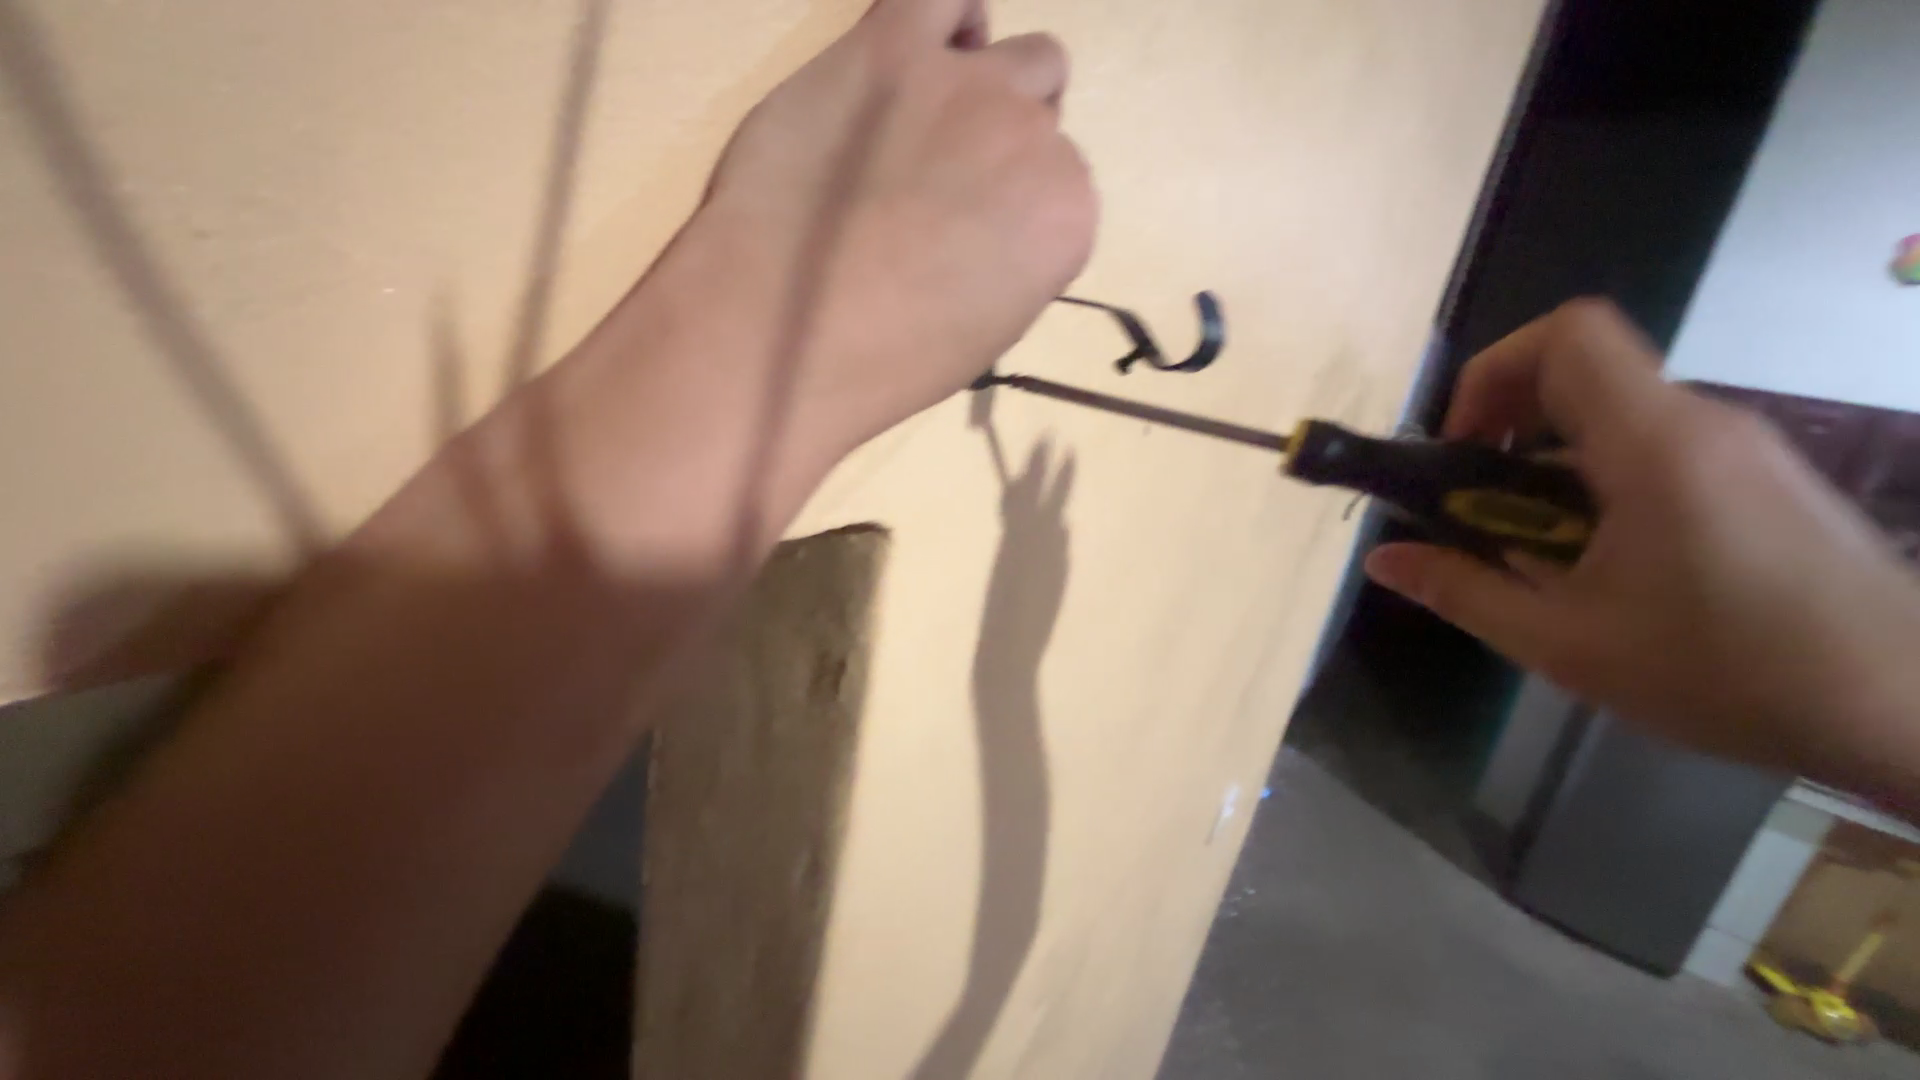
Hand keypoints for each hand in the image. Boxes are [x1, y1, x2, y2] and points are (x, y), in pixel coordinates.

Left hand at [696, 0, 1097, 453]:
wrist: (785, 334)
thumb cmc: (884, 361)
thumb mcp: (985, 331)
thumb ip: (1013, 260)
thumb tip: (993, 227)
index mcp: (1068, 221)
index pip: (1059, 193)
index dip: (1012, 215)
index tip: (970, 241)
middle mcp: (1036, 140)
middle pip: (1040, 120)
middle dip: (1003, 149)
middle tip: (943, 189)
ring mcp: (969, 84)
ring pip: (1017, 56)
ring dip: (984, 88)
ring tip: (926, 129)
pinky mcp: (890, 48)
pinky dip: (938, 20)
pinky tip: (909, 57)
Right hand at [1364, 300, 1919, 796]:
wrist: (1917, 712)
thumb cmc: (1731, 674)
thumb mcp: (1565, 643)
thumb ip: (1462, 590)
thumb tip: (1380, 560)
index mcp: (1652, 445)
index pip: (1566, 335)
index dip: (1492, 371)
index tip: (1461, 448)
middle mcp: (1700, 424)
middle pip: (1579, 374)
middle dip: (1504, 426)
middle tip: (1477, 505)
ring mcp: (1740, 448)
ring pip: (1612, 418)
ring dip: (1547, 465)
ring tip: (1533, 552)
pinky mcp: (1762, 478)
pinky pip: (1654, 449)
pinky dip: (1598, 483)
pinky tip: (1600, 564)